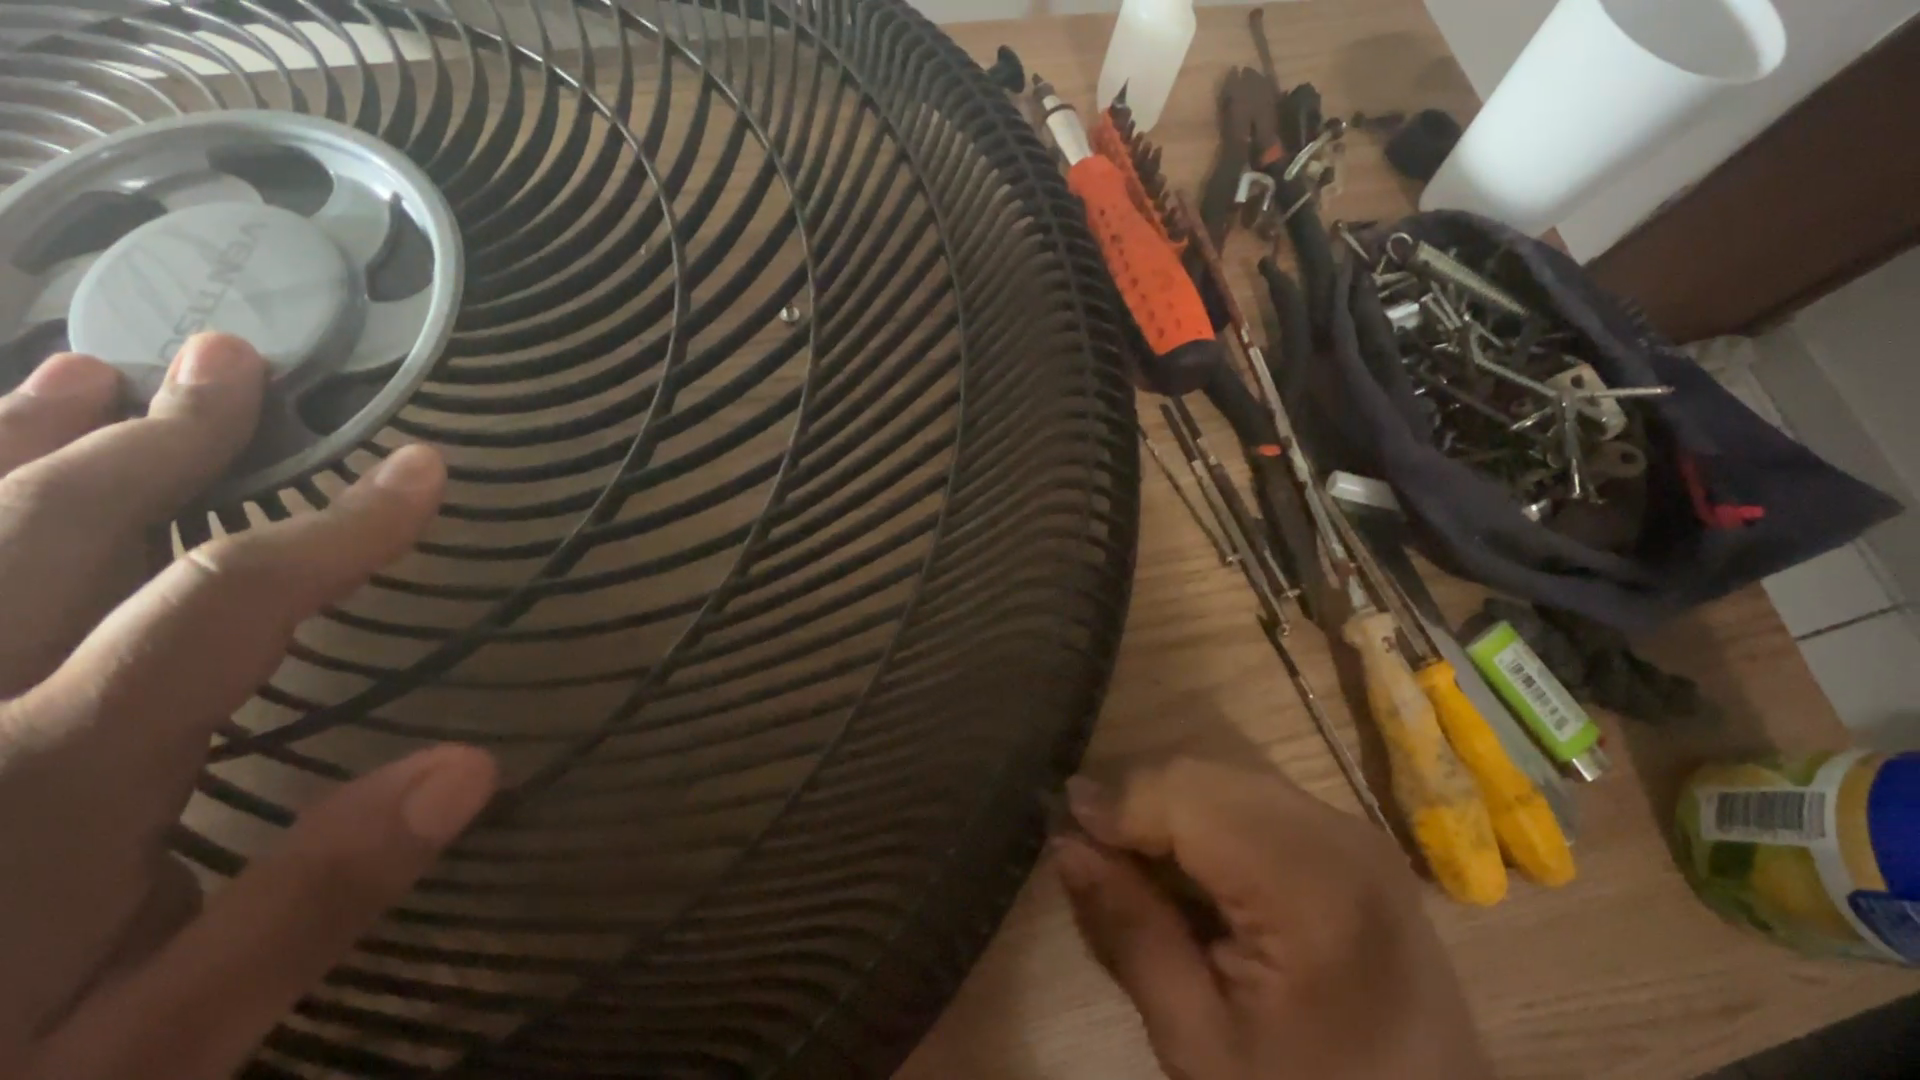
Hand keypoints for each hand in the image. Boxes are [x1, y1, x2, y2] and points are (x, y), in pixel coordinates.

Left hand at [0, 337, 498, 1079]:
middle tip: (235, 362)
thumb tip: (468, 770)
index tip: (423, 472)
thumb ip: (308, 902)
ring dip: (19, 442)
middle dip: (168, 439)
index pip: (226, 606)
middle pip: (60, 530)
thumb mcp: (163, 1048)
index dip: (339, 527)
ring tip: (87, 375)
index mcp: (41, 787)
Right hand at [1054, 759, 1492, 1079]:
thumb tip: (1065, 842)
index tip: (1061, 832)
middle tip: (1094, 861)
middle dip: (1140, 806)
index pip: (1186, 796)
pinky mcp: (1356, 844)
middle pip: (1206, 778)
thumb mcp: (1200, 1043)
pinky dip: (1209, 824)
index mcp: (1312, 886)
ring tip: (1140, 877)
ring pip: (1228, 780)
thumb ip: (1131, 935)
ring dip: (1171, 813)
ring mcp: (1356, 833)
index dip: (1116, 804)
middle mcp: (1341, 834)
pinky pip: (1258, 802)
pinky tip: (1196, 881)